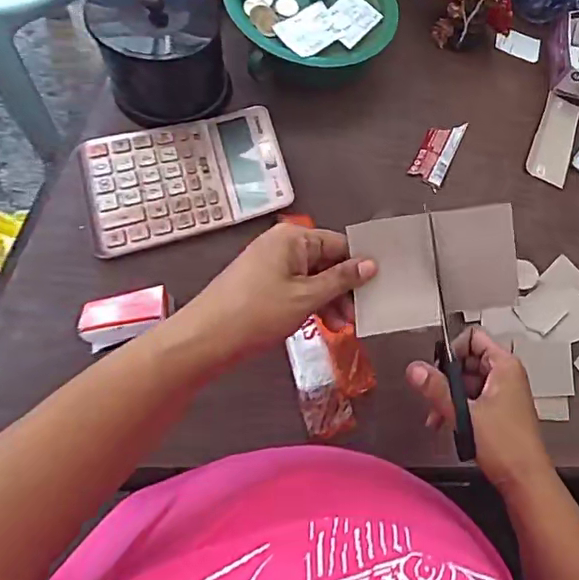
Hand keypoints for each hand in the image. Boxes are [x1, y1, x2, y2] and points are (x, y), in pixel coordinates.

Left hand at [180, 223, 374, 363]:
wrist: (202, 342)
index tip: (376, 288)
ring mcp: (270, 264)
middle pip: (327, 260)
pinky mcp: (262, 284)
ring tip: (341, 325)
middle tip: (357, 314)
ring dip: (329, 300)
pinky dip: (311, 303)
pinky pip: (297, 288)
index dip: (359, 266)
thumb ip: (341, 280)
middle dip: (344, 288)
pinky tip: (322, 323)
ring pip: (313, 277)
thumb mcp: (306, 297)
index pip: (339, 244)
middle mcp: (281, 245)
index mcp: (293, 238)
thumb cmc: (254, 314)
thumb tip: (370, 264)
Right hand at [406, 327, 552, 489]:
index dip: (453, 349)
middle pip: (468, 360)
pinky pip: (474, 398)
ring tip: (437, 415)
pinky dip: (459, 407)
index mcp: (505, 366)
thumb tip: (417, 370)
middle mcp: (506, 375)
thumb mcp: (465, 414)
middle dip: (447, 378)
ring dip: (450, 396)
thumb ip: (437, 389)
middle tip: (434, 394)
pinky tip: (447, 423)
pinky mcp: (499, 410)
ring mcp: (503, 392)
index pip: (473, 338)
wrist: (525, 480)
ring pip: (468, 381)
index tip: (438, 368)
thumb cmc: (508, 446)